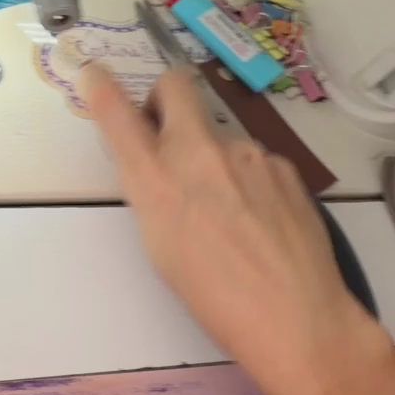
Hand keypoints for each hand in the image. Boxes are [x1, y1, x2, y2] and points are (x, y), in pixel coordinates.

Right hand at [80, 63, 391, 394]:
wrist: (298, 320)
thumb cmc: (212, 295)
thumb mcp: (159, 241)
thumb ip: (152, 187)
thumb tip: (155, 159)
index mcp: (156, 179)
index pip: (117, 113)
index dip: (101, 87)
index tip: (96, 74)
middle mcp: (198, 152)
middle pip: (174, 84)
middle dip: (164, 95)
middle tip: (166, 131)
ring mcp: (247, 153)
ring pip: (218, 132)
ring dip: (211, 153)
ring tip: (228, 210)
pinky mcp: (283, 165)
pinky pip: (253, 158)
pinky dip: (247, 176)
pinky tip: (260, 218)